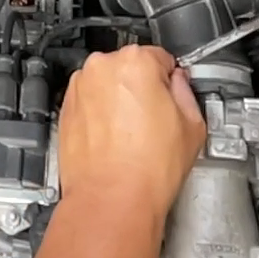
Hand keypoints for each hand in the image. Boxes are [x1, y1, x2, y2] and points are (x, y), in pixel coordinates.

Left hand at [57, 46, 205, 214]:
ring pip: (108, 83)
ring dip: (119, 99)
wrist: (111, 200)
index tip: (172, 95)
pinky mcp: (66, 105)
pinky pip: (90, 100)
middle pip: (131, 67)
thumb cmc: (147, 169)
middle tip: (154, 120)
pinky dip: (100, 113)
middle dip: (143, 88)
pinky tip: (114, 139)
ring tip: (132, 134)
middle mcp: (103, 66)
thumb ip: (186, 92)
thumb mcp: (192, 126)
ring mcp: (81, 85)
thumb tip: (179, 84)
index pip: (161, 57)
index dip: (170, 79)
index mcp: (136, 61)